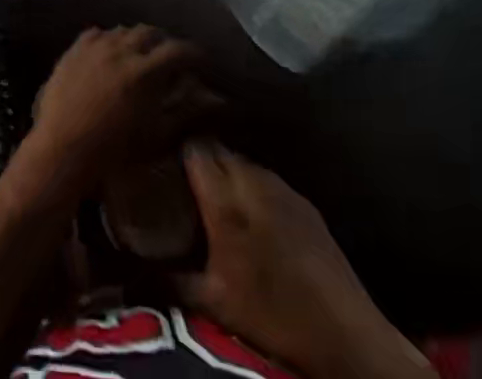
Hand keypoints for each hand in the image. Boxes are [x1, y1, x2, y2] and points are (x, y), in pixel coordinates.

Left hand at [15, 26, 204, 198]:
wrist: (63, 150)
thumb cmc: (114, 150)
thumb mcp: (157, 135)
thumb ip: (186, 113)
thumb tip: (215, 101)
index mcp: (146, 71)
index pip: (179, 49)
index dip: (194, 53)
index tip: (201, 60)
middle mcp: (121, 50)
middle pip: (151, 32)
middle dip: (165, 42)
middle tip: (169, 58)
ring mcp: (95, 48)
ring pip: (123, 30)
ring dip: (137, 39)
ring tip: (140, 55)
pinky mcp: (73, 51)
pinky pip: (97, 34)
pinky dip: (109, 40)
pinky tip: (110, 53)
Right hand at [177, 144, 431, 378]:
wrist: (343, 332)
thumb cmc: (271, 316)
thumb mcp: (212, 300)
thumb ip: (172, 277)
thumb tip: (139, 269)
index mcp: (227, 202)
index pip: (196, 150)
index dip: (178, 150)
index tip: (163, 160)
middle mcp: (255, 183)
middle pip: (219, 149)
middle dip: (200, 157)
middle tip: (182, 176)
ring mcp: (283, 188)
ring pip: (244, 161)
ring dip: (227, 169)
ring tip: (213, 191)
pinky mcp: (304, 201)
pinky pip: (267, 178)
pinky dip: (252, 184)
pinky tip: (249, 209)